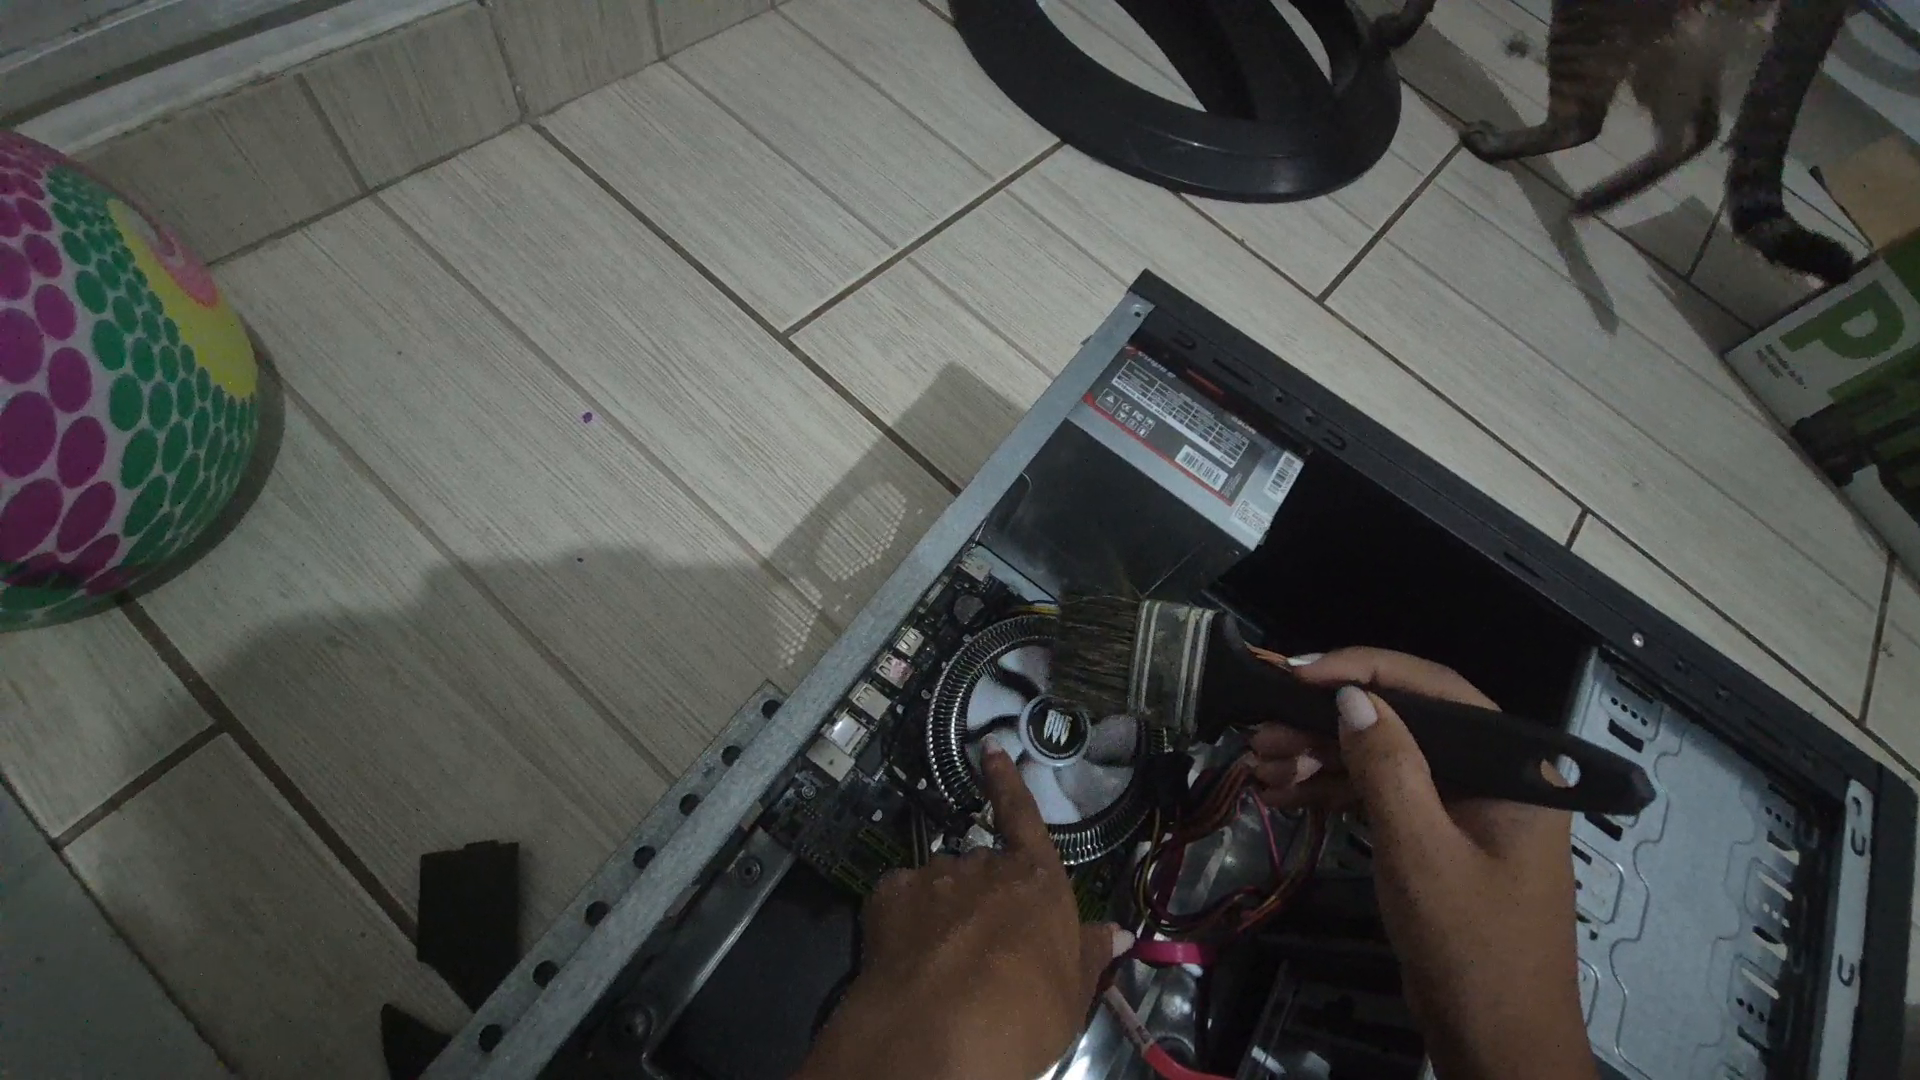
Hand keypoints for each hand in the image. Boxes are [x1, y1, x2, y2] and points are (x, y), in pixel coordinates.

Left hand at [796, 742, 1127, 1079]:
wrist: (942, 1030)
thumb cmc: (1025, 1014)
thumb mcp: (1073, 993)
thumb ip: (1089, 953)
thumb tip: (1119, 932)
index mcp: (1035, 880)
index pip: (1023, 817)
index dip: (1007, 783)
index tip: (990, 748)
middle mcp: (984, 865)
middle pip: (982, 868)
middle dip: (981, 898)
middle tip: (980, 950)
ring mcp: (935, 875)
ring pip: (941, 883)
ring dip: (943, 910)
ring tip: (941, 962)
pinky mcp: (891, 893)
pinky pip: (900, 899)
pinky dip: (904, 920)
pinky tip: (906, 956)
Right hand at [1248, 648, 1596, 1079]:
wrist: (1493, 1044)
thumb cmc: (1470, 945)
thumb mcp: (1421, 850)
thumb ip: (1388, 767)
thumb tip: (1350, 696)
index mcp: (1510, 771)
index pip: (1436, 690)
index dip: (1364, 669)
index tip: (1300, 674)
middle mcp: (1487, 777)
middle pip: (1399, 723)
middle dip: (1325, 724)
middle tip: (1263, 732)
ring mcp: (1457, 806)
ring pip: (1379, 757)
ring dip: (1316, 758)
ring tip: (1259, 766)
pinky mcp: (1430, 833)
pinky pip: (1375, 794)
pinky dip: (1328, 791)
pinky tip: (1281, 795)